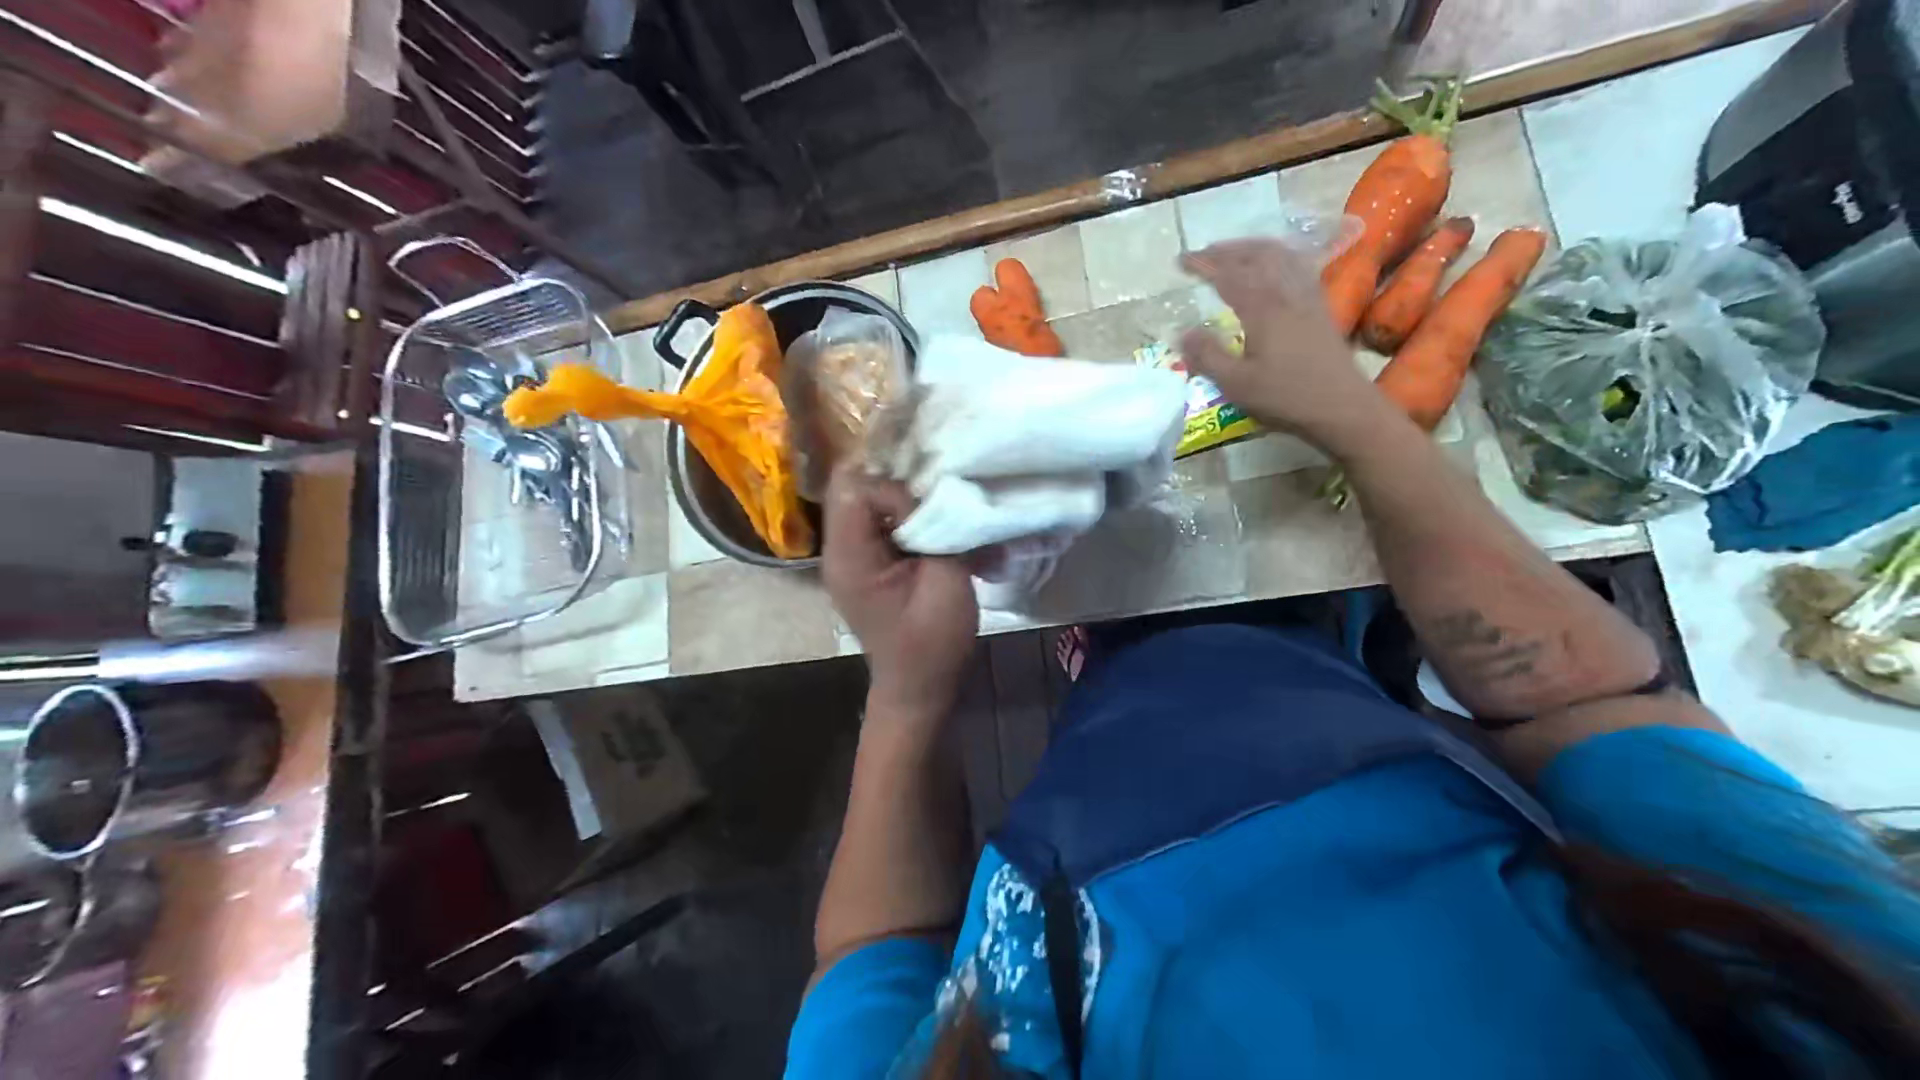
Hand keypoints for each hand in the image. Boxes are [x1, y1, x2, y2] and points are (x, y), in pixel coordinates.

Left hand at [822, 465, 978, 716]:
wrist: (918, 688)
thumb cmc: (933, 643)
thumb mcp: (947, 583)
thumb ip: (940, 530)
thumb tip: (942, 487)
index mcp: (849, 557)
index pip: (855, 488)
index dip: (895, 487)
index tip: (929, 508)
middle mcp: (840, 549)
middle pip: (854, 486)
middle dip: (898, 481)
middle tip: (936, 489)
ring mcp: (851, 554)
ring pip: (868, 498)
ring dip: (905, 497)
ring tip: (939, 508)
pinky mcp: (867, 560)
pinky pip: (880, 519)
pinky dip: (908, 515)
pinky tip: (934, 528)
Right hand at [1178, 239, 1390, 452]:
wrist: (1341, 407)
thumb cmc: (1285, 397)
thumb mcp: (1236, 384)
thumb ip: (1207, 356)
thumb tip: (1182, 332)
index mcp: (1262, 309)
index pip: (1227, 274)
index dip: (1203, 264)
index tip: (1181, 261)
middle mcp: (1286, 294)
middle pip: (1257, 255)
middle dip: (1227, 250)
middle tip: (1203, 254)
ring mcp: (1307, 298)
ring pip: (1281, 256)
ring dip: (1254, 248)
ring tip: (1235, 253)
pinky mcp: (1320, 308)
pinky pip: (1299, 268)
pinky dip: (1280, 258)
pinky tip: (1275, 268)